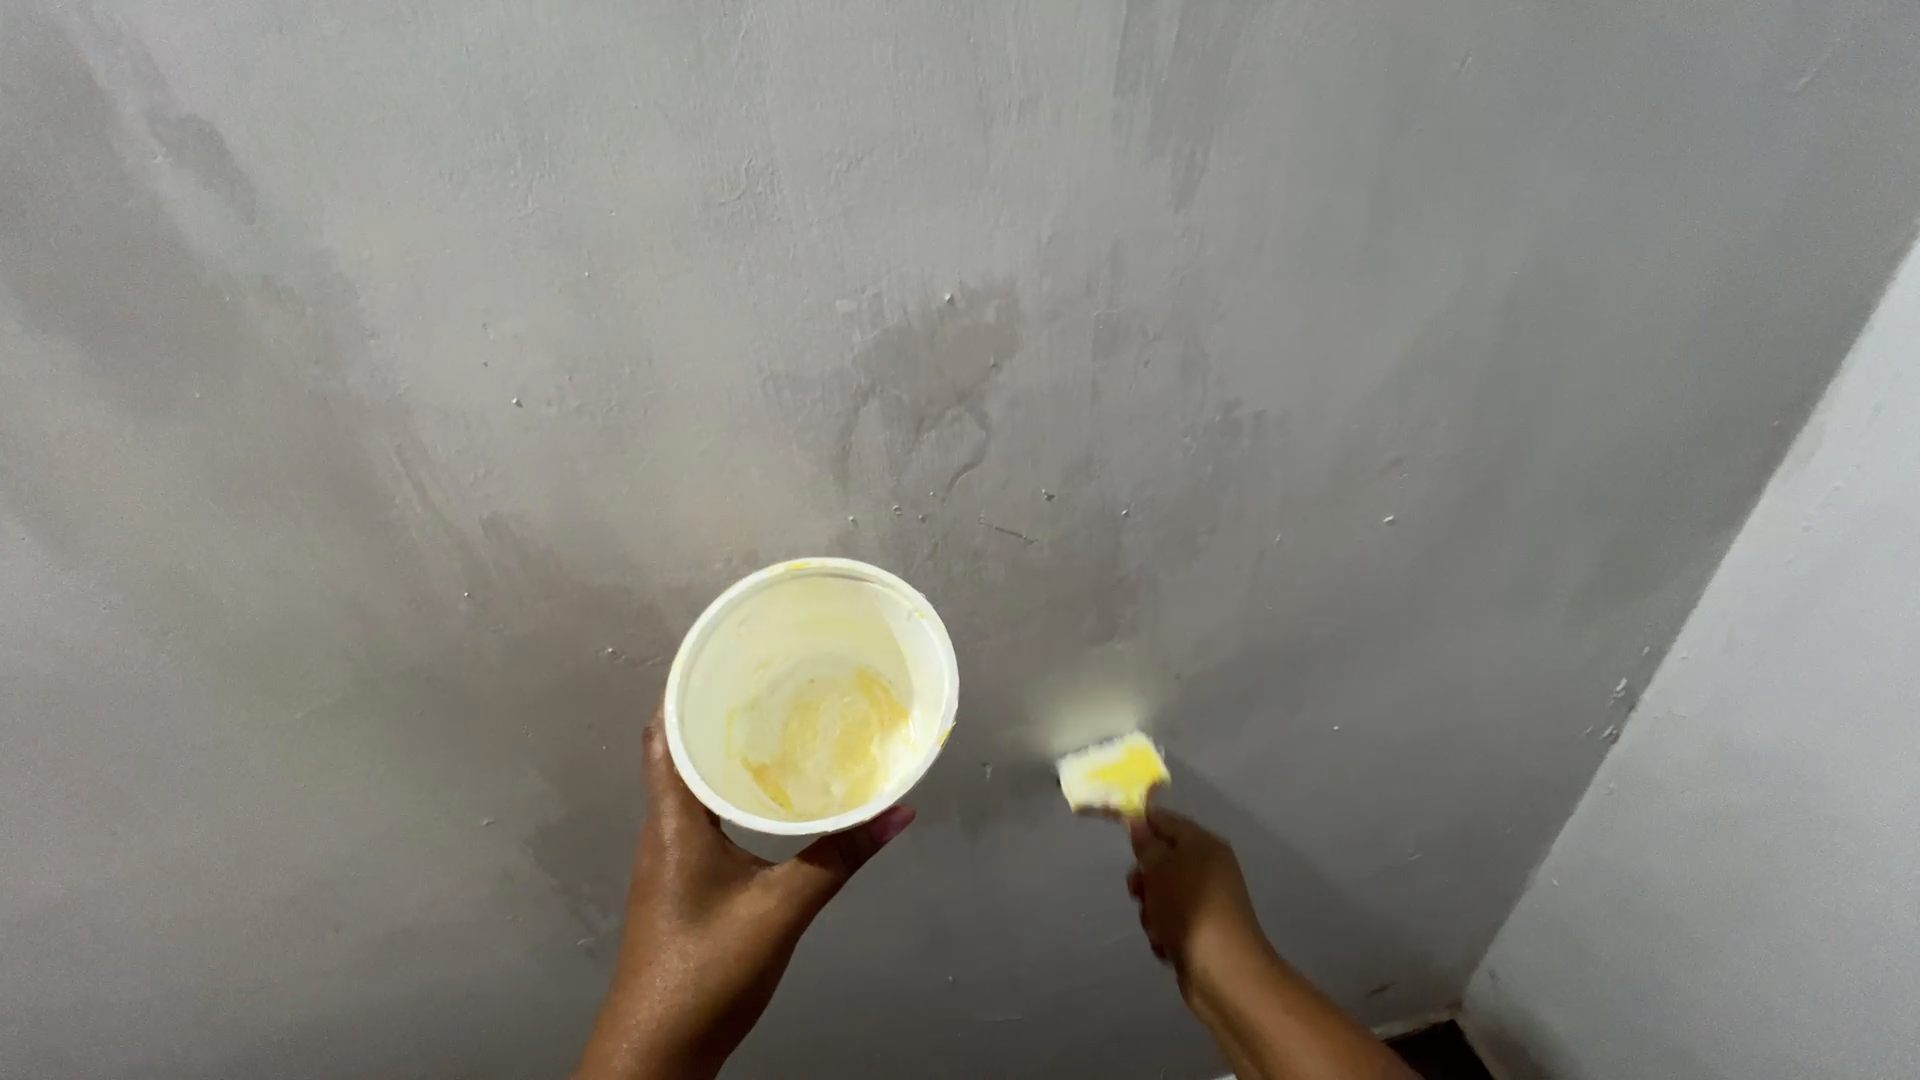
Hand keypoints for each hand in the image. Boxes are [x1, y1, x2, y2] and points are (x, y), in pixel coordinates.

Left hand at [574, 709, 913, 1079]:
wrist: (657, 1055)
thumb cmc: (705, 971)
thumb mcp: (782, 910)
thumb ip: (840, 857)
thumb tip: (898, 809)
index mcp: (674, 820)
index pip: (663, 733)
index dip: (683, 686)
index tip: (724, 653)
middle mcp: (664, 827)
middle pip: (675, 747)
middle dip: (711, 706)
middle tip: (764, 674)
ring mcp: (670, 854)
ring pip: (689, 778)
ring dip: (720, 744)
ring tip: (771, 715)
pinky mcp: (682, 876)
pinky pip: (702, 810)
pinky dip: (729, 783)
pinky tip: (767, 787)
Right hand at [1126, 799, 1263, 996]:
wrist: (1224, 971)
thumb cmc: (1190, 907)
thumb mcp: (1161, 867)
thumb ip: (1147, 844)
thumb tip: (1138, 822)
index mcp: (1203, 845)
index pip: (1165, 821)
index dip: (1140, 823)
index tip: (1114, 829)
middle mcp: (1207, 869)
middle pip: (1160, 861)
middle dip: (1144, 879)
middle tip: (1139, 891)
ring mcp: (1204, 903)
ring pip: (1160, 895)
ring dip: (1151, 911)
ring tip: (1158, 927)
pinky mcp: (1199, 932)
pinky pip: (1169, 921)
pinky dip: (1163, 932)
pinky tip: (1168, 945)